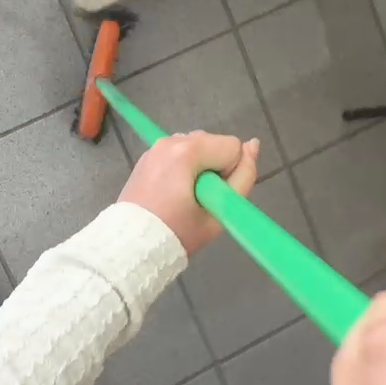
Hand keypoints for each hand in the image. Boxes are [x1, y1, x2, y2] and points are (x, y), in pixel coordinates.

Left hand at [117, 133, 260, 254]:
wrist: (132, 243)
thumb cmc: (178, 232)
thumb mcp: (220, 210)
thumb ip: (244, 177)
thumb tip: (253, 145)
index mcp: (187, 151)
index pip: (232, 146)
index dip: (230, 173)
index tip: (213, 195)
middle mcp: (170, 140)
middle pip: (214, 143)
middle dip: (214, 167)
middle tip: (199, 198)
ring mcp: (156, 146)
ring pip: (197, 146)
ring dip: (199, 165)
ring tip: (185, 195)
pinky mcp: (148, 155)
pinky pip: (179, 152)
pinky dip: (183, 166)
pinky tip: (173, 190)